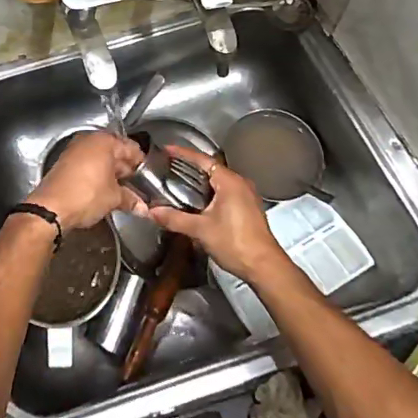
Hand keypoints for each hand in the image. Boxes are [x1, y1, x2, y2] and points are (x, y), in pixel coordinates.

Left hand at [25, 131, 143, 229]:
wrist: (51, 208)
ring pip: (101, 158)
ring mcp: (75, 150)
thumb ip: (130, 199)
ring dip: (112, 173)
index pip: (131, 147)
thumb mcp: (114, 198)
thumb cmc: (86, 195)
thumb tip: (142, 207)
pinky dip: (98, 174)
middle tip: (138, 185)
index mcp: (104, 141)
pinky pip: (88, 164)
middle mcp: (89, 140)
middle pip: (115, 151)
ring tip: (123, 190)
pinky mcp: (65, 163)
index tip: (148, 175)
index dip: (141, 162)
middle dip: (126, 168)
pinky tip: (105, 190)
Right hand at [148, 146, 289, 284]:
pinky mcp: (249, 208)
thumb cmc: (235, 243)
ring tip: (179, 184)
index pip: (202, 159)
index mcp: (229, 181)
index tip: (167, 150)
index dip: (183, 153)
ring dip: (201, 182)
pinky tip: (199, 203)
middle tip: (169, 168)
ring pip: (219, 181)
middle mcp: (240, 183)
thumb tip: (153, 212)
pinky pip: (226, 192)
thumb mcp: (200, 230)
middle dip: (190, 168)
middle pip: (211, 168)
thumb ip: (175, 219)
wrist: (264, 267)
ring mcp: (247, 195)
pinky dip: (211, 193)